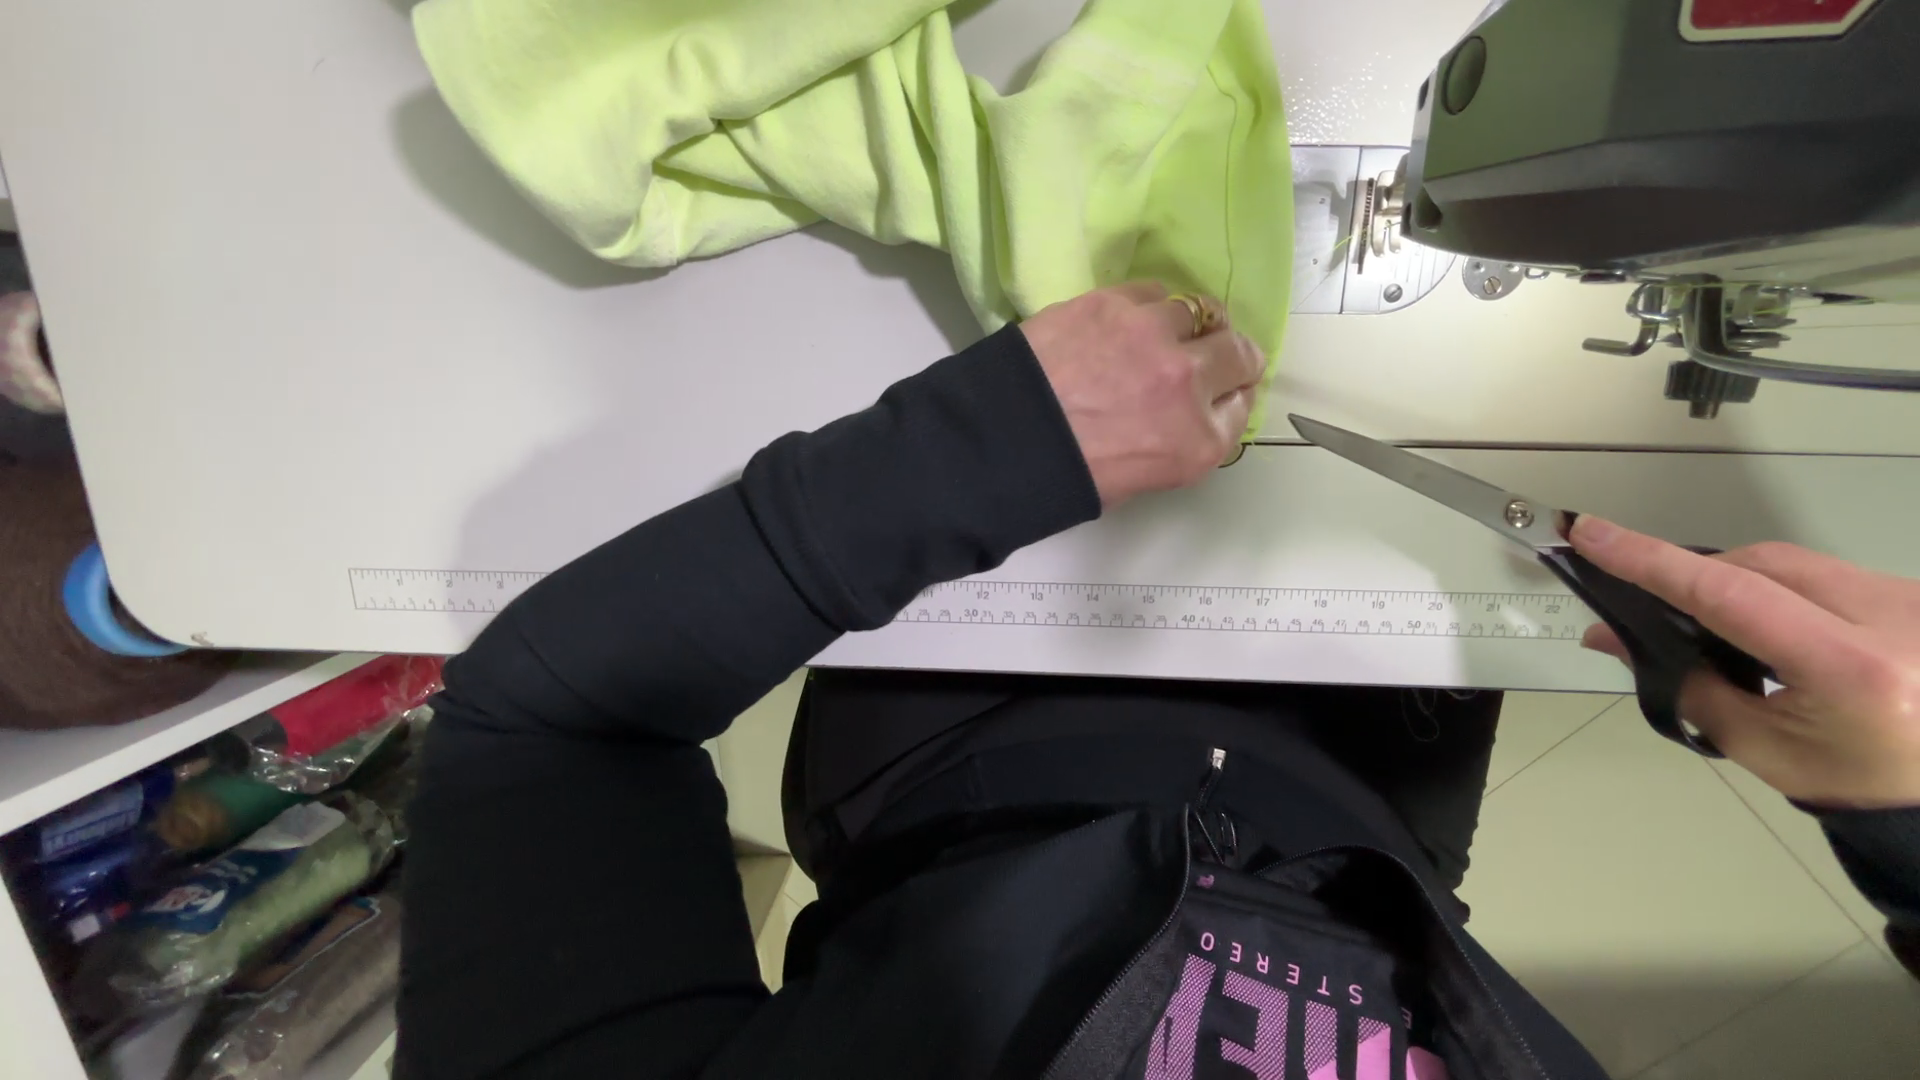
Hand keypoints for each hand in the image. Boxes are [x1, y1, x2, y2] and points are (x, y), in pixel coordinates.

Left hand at [1020, 283, 1264, 508]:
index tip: (1217, 393)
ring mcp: (1153, 337)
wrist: (996, 444)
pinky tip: (1129, 321)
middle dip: (1227, 357)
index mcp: (1197, 444)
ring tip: (1160, 336)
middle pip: (1236, 353)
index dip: (1228, 397)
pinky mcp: (1114, 303)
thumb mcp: (1140, 481)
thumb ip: (1179, 442)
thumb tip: (1188, 410)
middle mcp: (1190, 383)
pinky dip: (1150, 307)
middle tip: (1204, 358)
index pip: (1241, 407)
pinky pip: (1155, 293)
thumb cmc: (1063, 477)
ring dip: (1188, 326)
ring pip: (1199, 312)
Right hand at [1569, 516, 1919, 808]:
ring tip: (1723, 624)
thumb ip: (1677, 680)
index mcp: (1854, 669)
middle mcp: (1900, 621)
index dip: (1652, 561)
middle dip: (1698, 575)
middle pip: (1761, 565)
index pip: (1730, 595)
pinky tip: (1777, 624)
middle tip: (1655, 604)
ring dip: (1739, 579)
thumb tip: (1601, 634)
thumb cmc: (1848, 778)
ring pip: (1794, 561)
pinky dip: (1781, 587)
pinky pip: (1828, 571)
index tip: (1590, 532)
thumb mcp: (1752, 738)